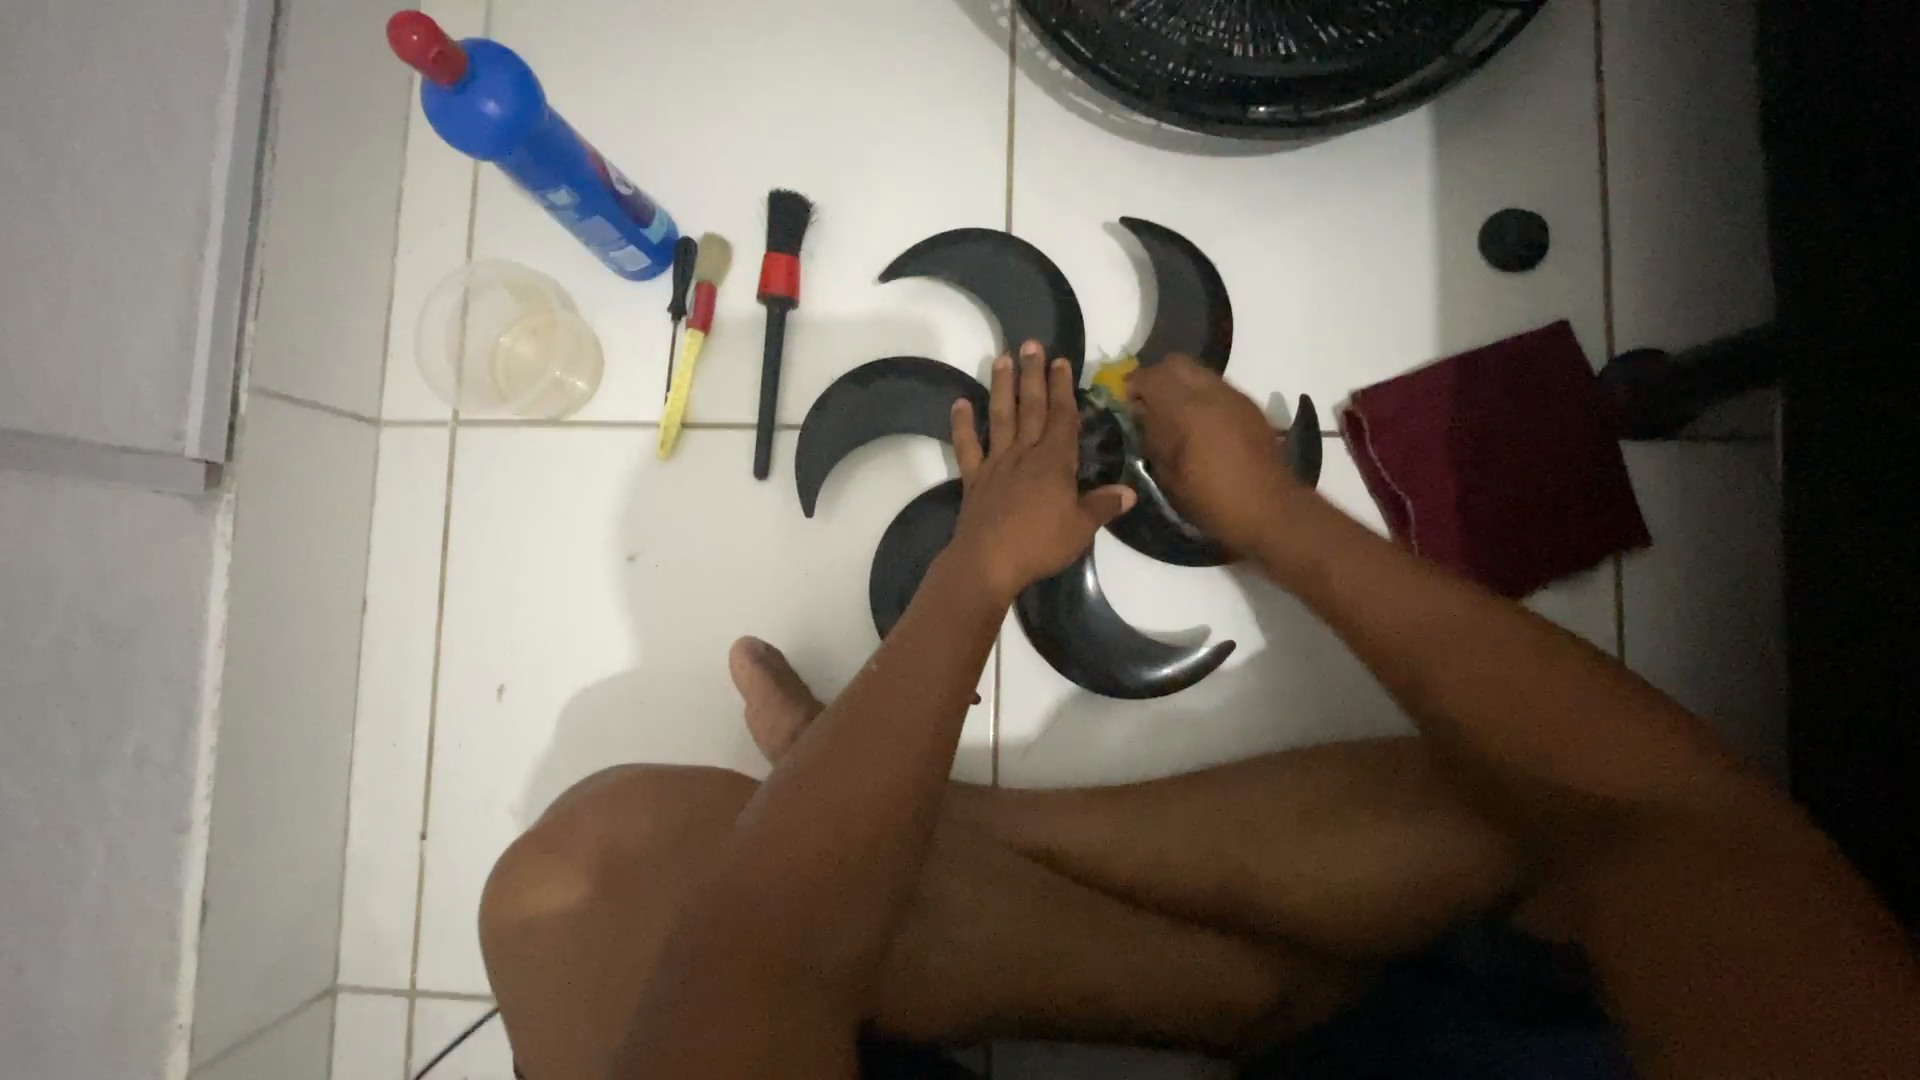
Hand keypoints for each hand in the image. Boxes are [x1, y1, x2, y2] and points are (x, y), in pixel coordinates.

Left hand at [947, 341, 1136, 602]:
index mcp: (1055, 462)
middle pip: (1030, 408)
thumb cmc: (1040, 545)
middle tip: (1031, 344)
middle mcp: (1025, 454)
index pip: (1062, 417)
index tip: (1061, 361)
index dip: (1063, 389)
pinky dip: (962, 425)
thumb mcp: (1081, 528)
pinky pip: (967, 447)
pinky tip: (959, 404)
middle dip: (1033, 375)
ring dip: (1001, 387)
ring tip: (1001, 359)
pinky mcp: (973, 480)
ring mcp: (996, 464)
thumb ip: (1103, 506)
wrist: (988, 562)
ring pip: (1000, 418)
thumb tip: (1128, 492)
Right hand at [1128, 355, 1302, 555]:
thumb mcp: (1168, 474)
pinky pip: (1218, 387)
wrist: (1270, 510)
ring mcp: (1236, 397)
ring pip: (1199, 372)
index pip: (1151, 376)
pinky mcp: (1250, 407)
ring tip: (1173, 415)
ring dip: (1181, 385)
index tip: (1126, 403)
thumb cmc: (1211, 500)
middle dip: (1157, 377)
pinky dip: (1201, 396)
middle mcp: (1213, 393)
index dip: (1132, 385)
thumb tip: (1140, 413)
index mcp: (1188, 410)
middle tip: (1147, 404)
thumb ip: (1151, 436)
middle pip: (1177, 363)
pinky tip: (1198, 425)